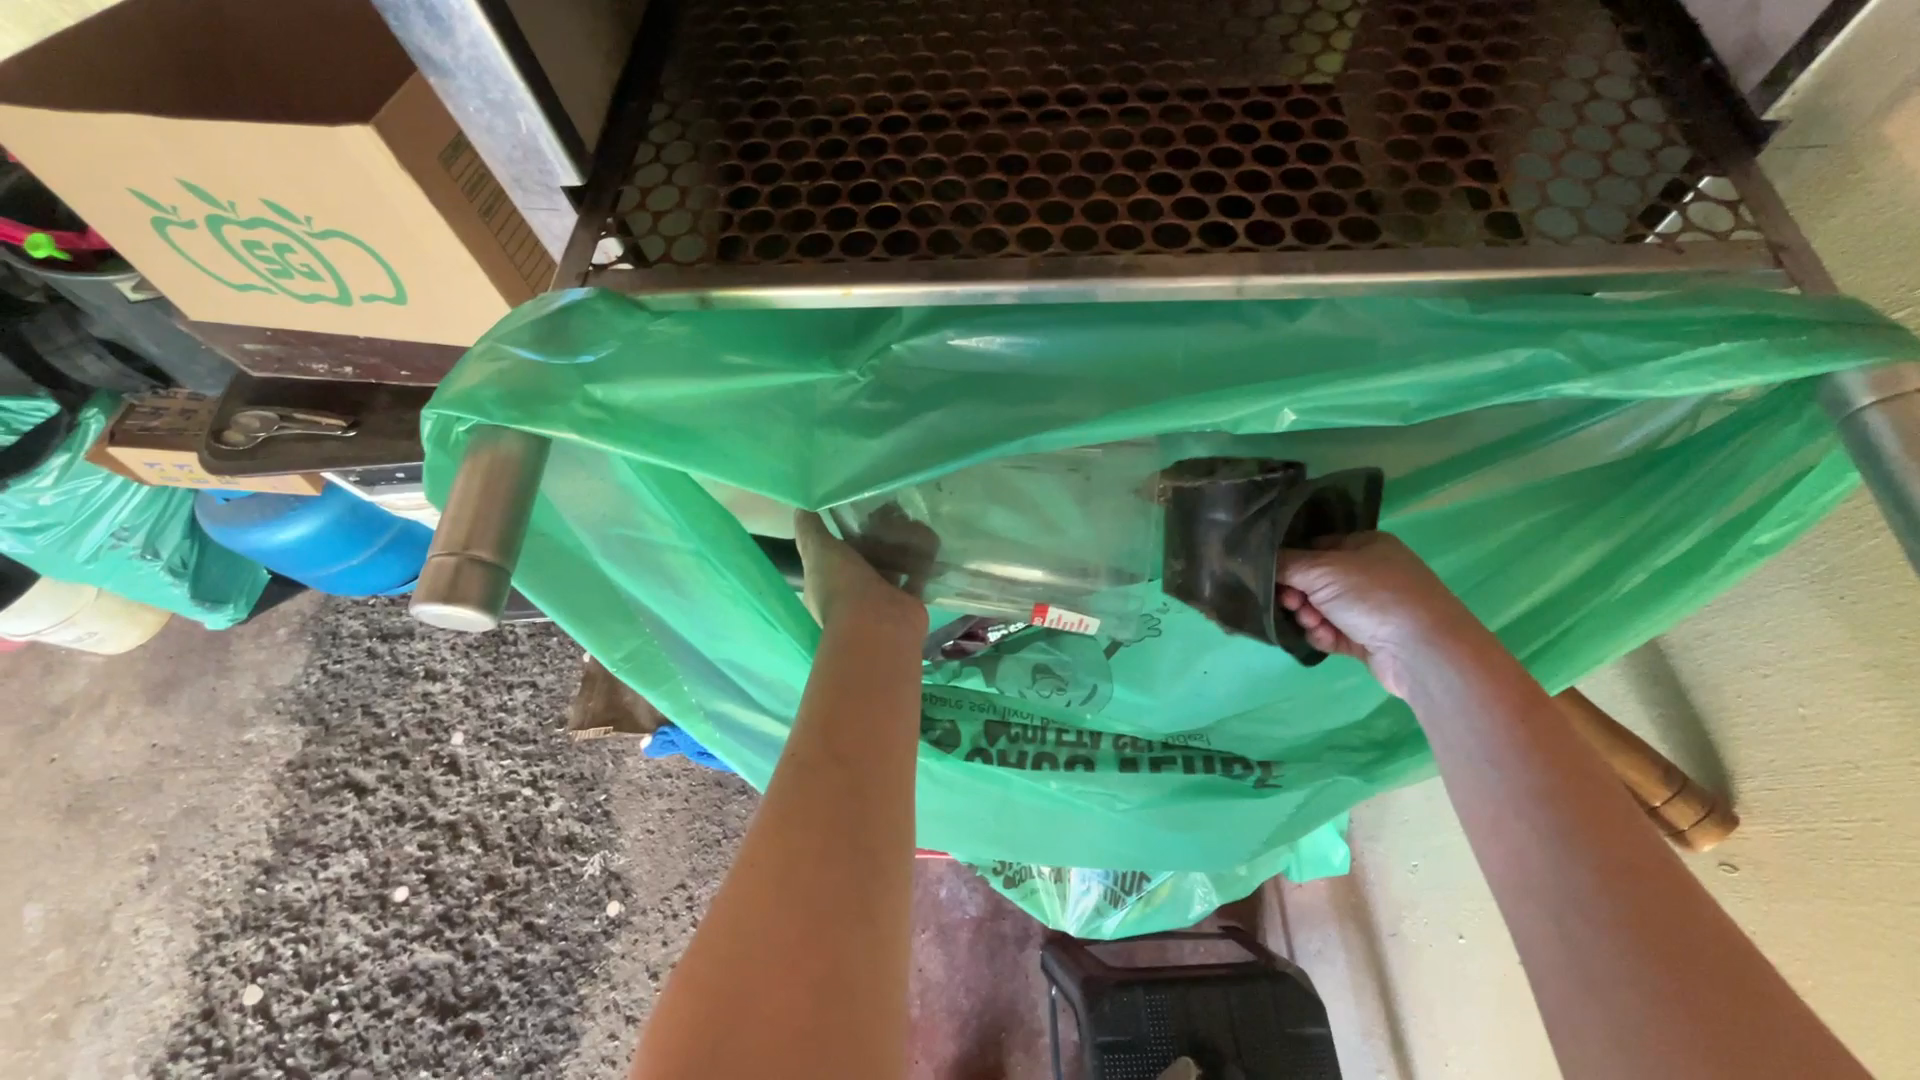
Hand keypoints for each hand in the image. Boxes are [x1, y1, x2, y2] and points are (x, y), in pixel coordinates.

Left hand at [794, 510, 928, 631]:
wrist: (877, 624)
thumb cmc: (841, 586)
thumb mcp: (817, 549)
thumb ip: (809, 528)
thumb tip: (800, 505)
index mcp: (827, 582)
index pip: (835, 552)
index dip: (846, 532)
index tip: (858, 510)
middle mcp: (853, 592)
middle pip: (866, 556)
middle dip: (879, 535)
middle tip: (893, 511)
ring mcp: (881, 598)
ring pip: (892, 564)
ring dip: (902, 544)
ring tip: (913, 521)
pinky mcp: (907, 601)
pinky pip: (917, 574)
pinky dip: (923, 558)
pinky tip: (929, 539)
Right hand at [1277, 532, 1485, 697]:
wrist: (1422, 649)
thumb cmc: (1373, 596)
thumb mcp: (1322, 570)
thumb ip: (1284, 563)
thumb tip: (1257, 559)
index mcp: (1364, 544)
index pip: (1314, 546)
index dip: (1289, 561)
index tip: (1271, 577)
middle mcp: (1368, 572)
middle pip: (1314, 580)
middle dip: (1297, 593)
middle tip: (1291, 603)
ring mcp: (1369, 606)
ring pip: (1320, 608)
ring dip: (1309, 616)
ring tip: (1313, 623)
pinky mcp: (1367, 637)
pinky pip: (1331, 631)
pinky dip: (1323, 635)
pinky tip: (1326, 639)